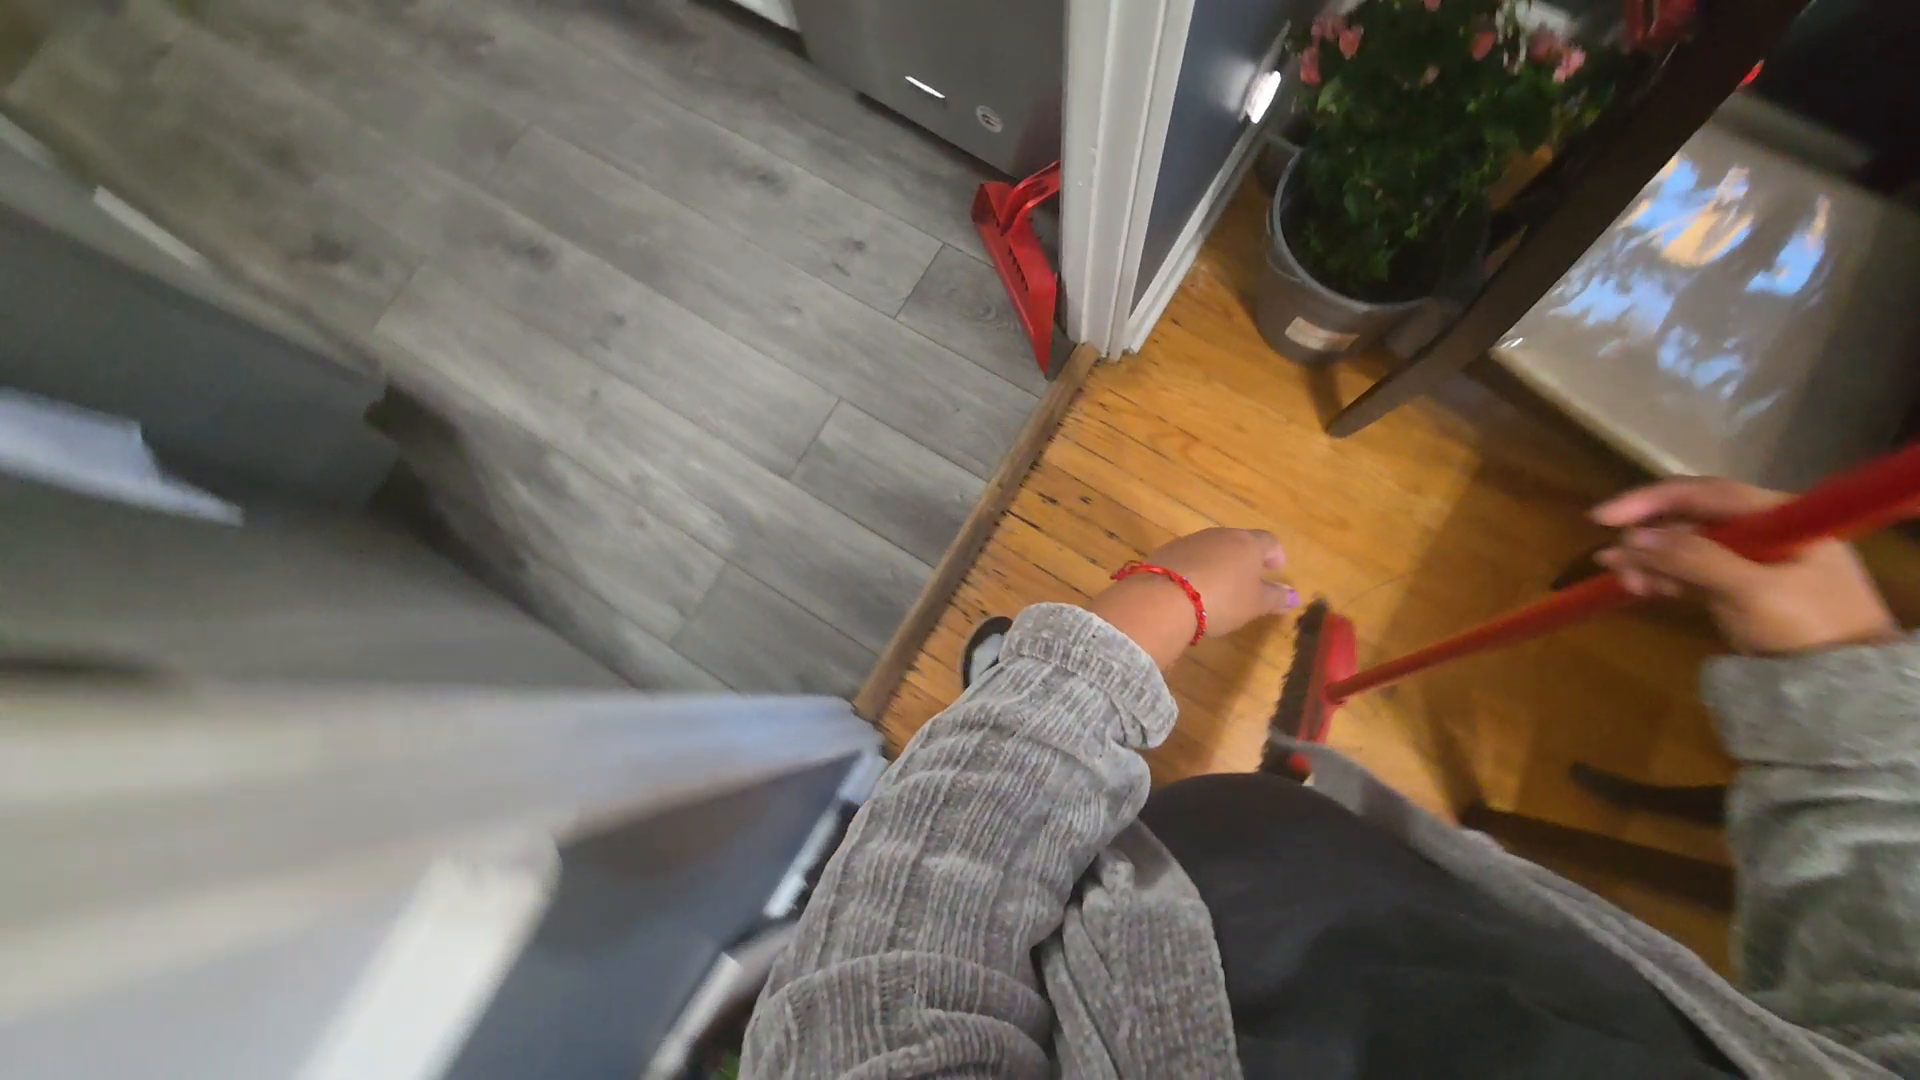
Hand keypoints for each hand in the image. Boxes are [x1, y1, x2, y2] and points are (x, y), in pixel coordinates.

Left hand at [1088, 528, 1298, 668]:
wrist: (1165, 598)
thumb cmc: (1223, 599)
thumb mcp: (1255, 604)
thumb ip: (1276, 598)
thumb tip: (1295, 596)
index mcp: (1247, 543)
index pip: (1268, 541)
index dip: (1275, 554)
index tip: (1277, 568)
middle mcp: (1218, 535)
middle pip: (1238, 541)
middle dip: (1246, 557)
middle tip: (1250, 576)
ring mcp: (1189, 541)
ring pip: (1211, 548)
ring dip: (1219, 562)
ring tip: (1221, 584)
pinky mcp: (1165, 552)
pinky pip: (1188, 558)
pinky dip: (1195, 568)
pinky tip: (1193, 587)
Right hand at [1591, 478, 1899, 655]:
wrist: (1839, 683)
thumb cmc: (1806, 625)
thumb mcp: (1750, 590)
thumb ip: (1692, 559)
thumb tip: (1628, 538)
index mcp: (1782, 518)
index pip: (1706, 494)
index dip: (1650, 500)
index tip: (1601, 517)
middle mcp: (1765, 530)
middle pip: (1688, 520)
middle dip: (1646, 540)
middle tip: (1610, 561)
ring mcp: (1749, 559)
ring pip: (1681, 547)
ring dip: (1648, 561)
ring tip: (1626, 583)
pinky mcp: (1734, 583)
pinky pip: (1685, 570)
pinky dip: (1660, 576)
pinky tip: (1641, 589)